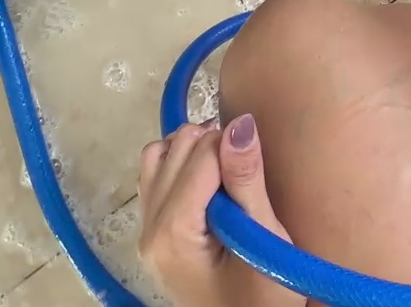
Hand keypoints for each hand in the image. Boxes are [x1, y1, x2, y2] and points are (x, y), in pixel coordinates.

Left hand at [138, 115, 301, 306]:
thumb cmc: (263, 291)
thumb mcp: (263, 235)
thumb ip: (247, 179)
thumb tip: (240, 121)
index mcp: (173, 232)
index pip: (201, 152)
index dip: (236, 146)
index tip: (256, 168)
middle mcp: (149, 229)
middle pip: (177, 147)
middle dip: (215, 144)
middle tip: (247, 170)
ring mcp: (147, 233)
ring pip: (159, 155)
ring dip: (195, 149)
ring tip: (228, 170)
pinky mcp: (155, 234)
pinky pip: (157, 175)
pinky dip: (182, 163)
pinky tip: (211, 181)